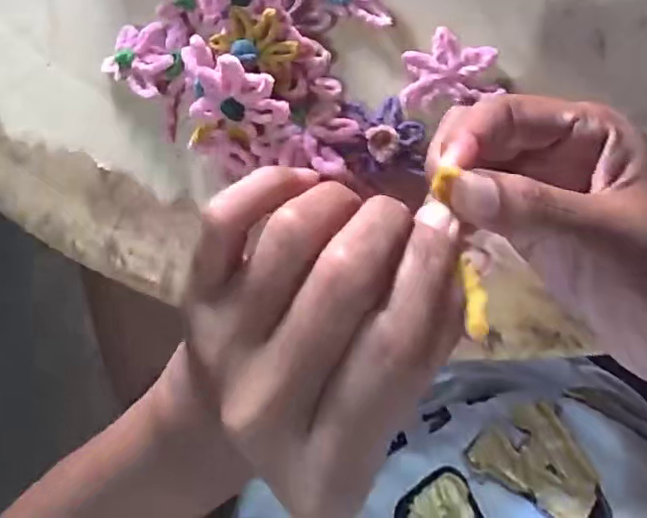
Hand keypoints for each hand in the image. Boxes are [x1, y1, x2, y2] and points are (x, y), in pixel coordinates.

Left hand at [182, 167, 463, 517]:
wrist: (220, 413)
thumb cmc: (325, 400)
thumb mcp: (388, 396)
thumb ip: (431, 330)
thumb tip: (454, 241)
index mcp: (329, 463)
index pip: (395, 347)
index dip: (430, 266)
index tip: (447, 217)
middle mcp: (264, 407)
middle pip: (341, 278)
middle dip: (386, 223)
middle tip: (399, 214)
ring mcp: (222, 344)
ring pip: (290, 234)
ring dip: (339, 200)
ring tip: (355, 205)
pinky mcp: (192, 295)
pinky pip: (226, 216)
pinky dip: (273, 182)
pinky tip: (307, 183)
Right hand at [428, 95, 646, 402]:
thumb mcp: (613, 235)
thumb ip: (535, 207)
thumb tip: (455, 187)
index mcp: (583, 129)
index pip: (508, 113)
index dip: (471, 134)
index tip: (444, 174)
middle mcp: (554, 149)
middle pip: (482, 133)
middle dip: (454, 156)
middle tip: (435, 198)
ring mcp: (538, 190)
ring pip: (475, 170)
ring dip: (451, 186)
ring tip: (434, 219)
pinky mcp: (527, 229)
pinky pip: (480, 209)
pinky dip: (458, 216)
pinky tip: (444, 234)